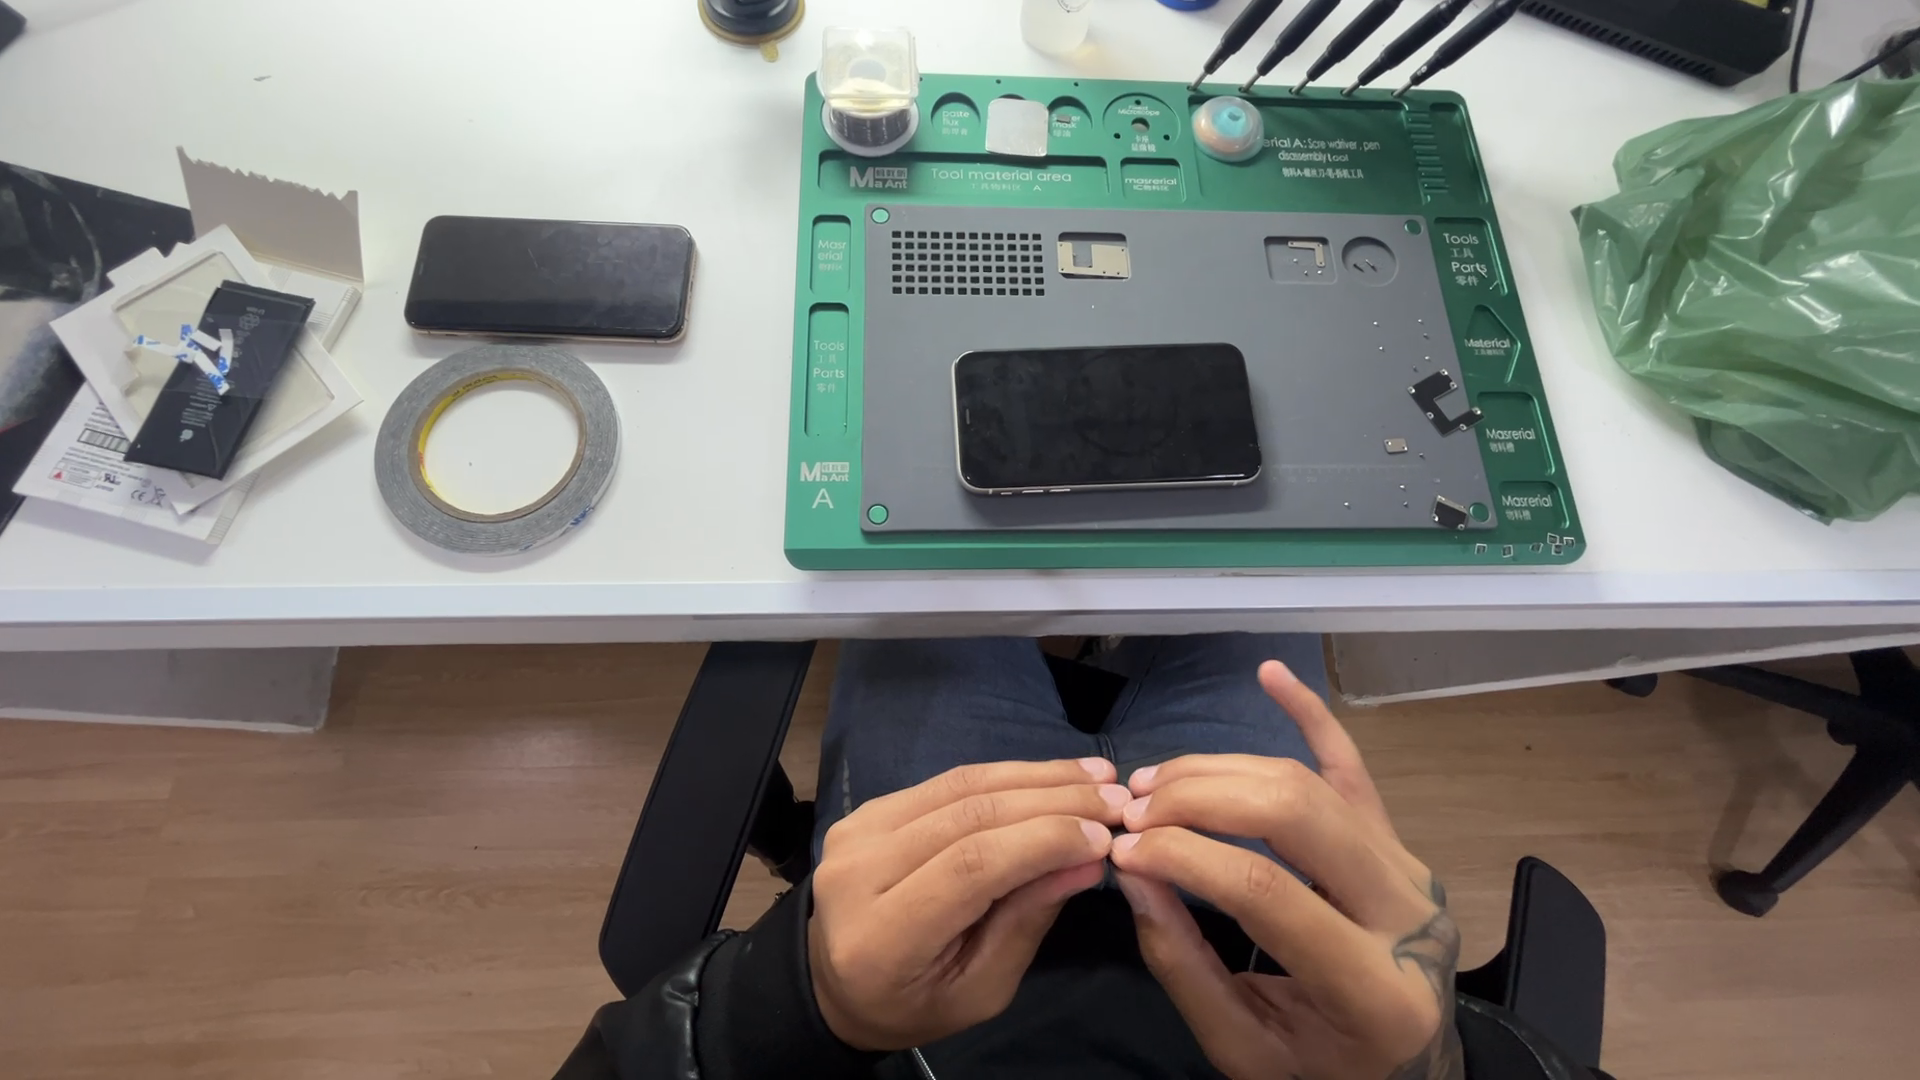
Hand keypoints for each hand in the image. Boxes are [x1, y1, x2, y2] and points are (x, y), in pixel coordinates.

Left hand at [808, 757, 1129, 1050]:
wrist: (835, 979)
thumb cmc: (914, 1000)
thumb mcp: (980, 989)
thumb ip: (1026, 920)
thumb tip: (1087, 858)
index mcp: (881, 935)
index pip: (970, 867)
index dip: (1041, 841)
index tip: (1103, 835)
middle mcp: (860, 869)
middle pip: (968, 816)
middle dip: (1051, 800)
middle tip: (1115, 796)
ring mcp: (859, 828)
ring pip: (961, 785)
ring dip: (1036, 775)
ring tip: (1095, 773)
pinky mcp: (869, 805)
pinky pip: (948, 780)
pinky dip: (1006, 774)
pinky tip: (1050, 773)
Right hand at [1110, 661, 1462, 1079]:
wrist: (1411, 1070)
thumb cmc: (1322, 1067)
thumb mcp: (1244, 1048)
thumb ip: (1182, 964)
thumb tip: (1132, 871)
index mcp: (1374, 986)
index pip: (1261, 888)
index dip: (1180, 857)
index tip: (1121, 850)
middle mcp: (1407, 909)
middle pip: (1288, 811)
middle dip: (1195, 797)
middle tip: (1135, 808)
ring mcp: (1405, 862)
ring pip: (1303, 781)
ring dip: (1218, 768)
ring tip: (1157, 781)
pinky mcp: (1395, 838)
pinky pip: (1352, 763)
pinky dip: (1310, 713)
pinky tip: (1270, 674)